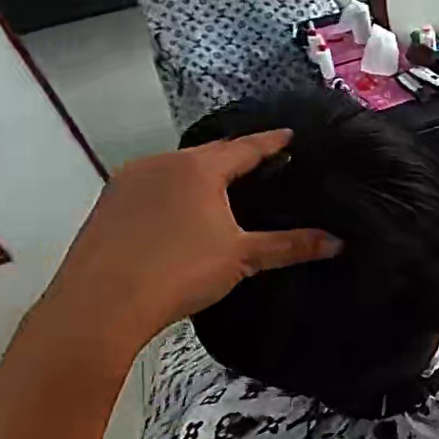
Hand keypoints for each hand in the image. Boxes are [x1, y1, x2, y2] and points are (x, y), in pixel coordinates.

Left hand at [45, 130, 340, 336]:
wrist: (102, 303)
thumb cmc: (180, 271)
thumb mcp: (242, 257)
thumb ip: (289, 245)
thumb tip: (336, 242)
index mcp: (199, 168)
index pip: (245, 147)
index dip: (271, 142)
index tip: (289, 135)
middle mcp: (161, 163)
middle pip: (209, 154)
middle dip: (236, 158)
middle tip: (262, 165)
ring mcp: (129, 181)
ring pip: (176, 169)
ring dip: (202, 175)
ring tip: (223, 190)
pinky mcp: (108, 204)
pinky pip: (152, 187)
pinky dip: (173, 193)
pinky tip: (180, 215)